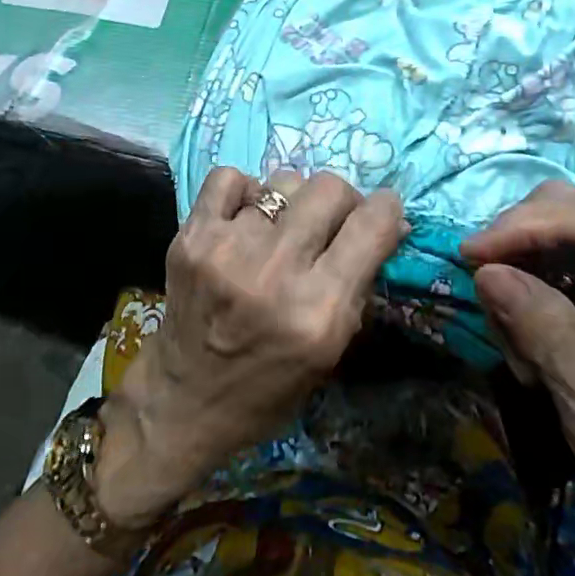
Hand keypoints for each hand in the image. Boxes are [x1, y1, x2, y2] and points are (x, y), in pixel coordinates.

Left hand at [93, 168, 404, 529]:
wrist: (186, 396)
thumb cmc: (269, 386)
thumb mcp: (333, 349)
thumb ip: (359, 284)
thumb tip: (388, 221)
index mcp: (319, 311)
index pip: (371, 225)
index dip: (385, 209)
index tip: (381, 211)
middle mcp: (275, 272)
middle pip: (328, 189)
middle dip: (342, 200)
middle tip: (331, 221)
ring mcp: (227, 249)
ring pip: (282, 181)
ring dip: (292, 202)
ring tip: (281, 229)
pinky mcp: (190, 237)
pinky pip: (229, 178)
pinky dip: (244, 191)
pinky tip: (244, 218)